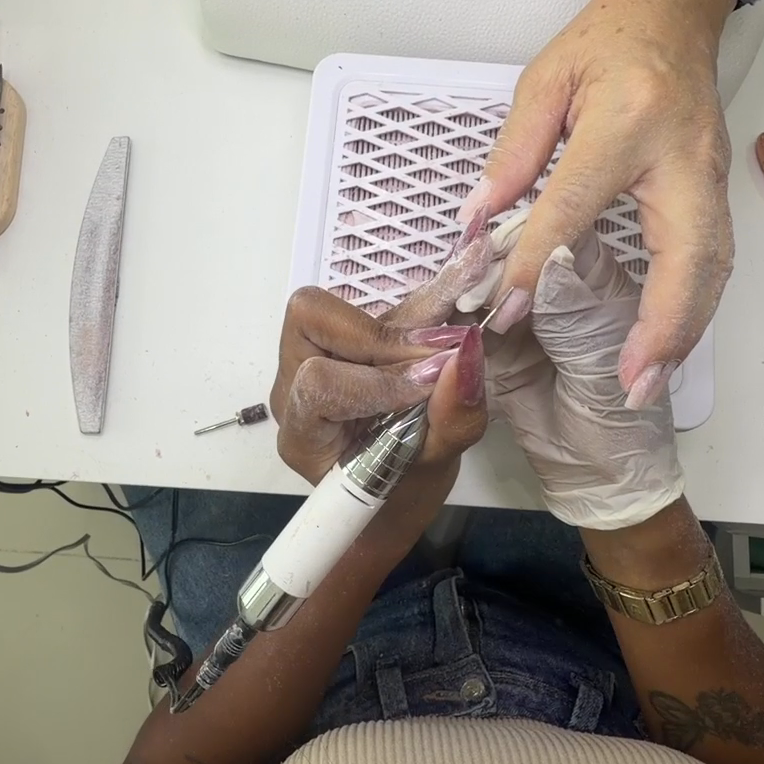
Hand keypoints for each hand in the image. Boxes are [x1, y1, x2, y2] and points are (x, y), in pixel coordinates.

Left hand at [269, 224, 493, 484]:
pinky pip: (380, 308)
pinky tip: (471, 264)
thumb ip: (450, 420)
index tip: (434, 383)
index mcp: (302, 432)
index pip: (319, 383)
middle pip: (310, 320)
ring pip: (340, 305)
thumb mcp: (432, 473)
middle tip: (442, 353)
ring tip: (456, 323)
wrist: (391, 499)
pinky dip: (427, 296)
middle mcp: (293, 387)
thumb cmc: (399, 497)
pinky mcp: (349, 341)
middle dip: (383, 336)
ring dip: (403, 318)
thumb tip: (465, 355)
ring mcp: (315, 358)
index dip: (379, 379)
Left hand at [466, 0, 737, 410]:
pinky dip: (692, 310)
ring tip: (648, 385)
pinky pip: (713, 259)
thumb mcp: (543, 82)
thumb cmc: (604, 42)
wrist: (673, 10)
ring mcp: (711, 174)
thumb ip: (512, 156)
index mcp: (626, 121)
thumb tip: (477, 227)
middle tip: (631, 387)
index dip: (537, 264)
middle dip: (661, 328)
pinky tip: (666, 345)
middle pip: (685, 253)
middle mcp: (682, 155)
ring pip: (712, 266)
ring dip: (684, 332)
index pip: (574, 207)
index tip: (503, 312)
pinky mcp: (717, 189)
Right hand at [481, 212, 682, 528]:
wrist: (597, 483)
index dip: (529, 235)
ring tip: (451, 294)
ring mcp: (525, 323)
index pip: (562, 239)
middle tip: (466, 276)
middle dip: (490, 262)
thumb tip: (549, 254)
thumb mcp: (599, 365)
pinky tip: (441, 319)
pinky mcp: (496, 352)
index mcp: (597, 288)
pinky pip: (469, 327)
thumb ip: (572, 312)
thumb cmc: (621, 426)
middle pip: (518, 258)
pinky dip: (454, 322)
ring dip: (468, 290)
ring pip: (489, 289)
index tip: (497, 243)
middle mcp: (558, 297)